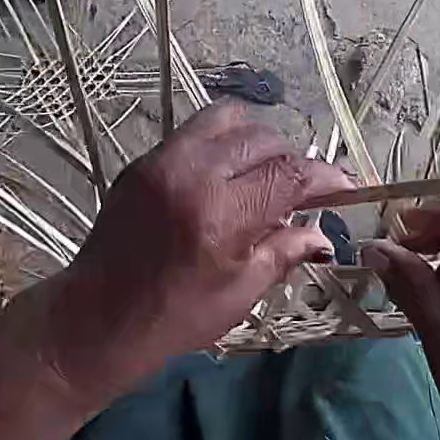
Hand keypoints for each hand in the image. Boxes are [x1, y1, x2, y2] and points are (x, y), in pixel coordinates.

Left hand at [31, 103, 349, 408]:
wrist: (95, 320)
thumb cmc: (175, 317)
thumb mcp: (241, 292)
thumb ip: (286, 251)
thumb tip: (324, 234)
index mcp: (221, 214)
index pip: (290, 175)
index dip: (325, 178)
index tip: (344, 187)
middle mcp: (193, 174)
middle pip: (265, 140)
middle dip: (293, 161)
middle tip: (300, 192)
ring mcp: (163, 161)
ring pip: (229, 120)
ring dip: (258, 142)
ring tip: (263, 174)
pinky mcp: (144, 161)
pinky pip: (196, 131)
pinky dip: (224, 143)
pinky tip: (227, 174)